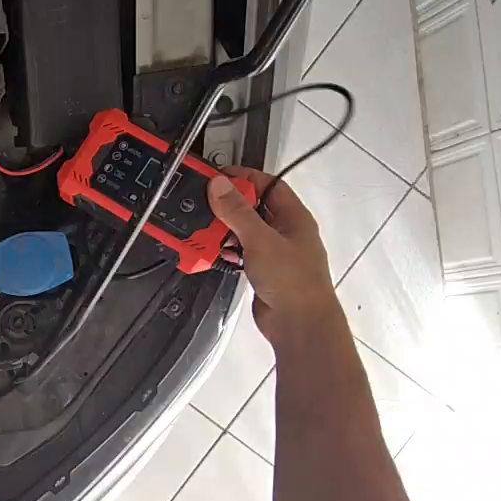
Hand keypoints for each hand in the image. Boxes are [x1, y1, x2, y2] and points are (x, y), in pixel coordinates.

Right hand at [208, 168, 344, 346]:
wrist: (298, 323)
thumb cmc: (290, 279)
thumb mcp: (261, 240)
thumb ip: (238, 212)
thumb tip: (219, 184)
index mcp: (294, 217)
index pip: (268, 185)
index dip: (244, 178)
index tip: (217, 178)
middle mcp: (285, 231)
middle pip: (253, 209)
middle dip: (228, 208)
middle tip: (203, 207)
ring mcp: (274, 252)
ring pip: (244, 232)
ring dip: (224, 232)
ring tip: (203, 232)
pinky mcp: (262, 271)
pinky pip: (240, 253)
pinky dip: (226, 251)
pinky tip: (213, 253)